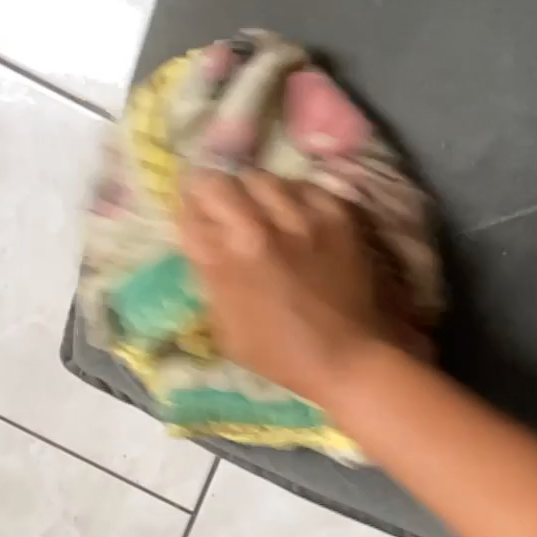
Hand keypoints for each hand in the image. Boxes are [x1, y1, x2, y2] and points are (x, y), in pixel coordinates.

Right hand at [177, 169, 397, 402]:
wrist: (348, 358)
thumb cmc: (283, 356)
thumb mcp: (227, 329)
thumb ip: (211, 280)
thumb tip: (206, 246)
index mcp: (223, 262)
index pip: (188, 213)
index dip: (190, 216)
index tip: (199, 222)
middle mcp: (255, 231)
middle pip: (216, 183)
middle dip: (213, 193)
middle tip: (224, 209)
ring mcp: (299, 219)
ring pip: (260, 178)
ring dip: (254, 192)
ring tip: (263, 210)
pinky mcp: (335, 216)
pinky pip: (305, 186)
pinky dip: (296, 196)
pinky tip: (297, 214)